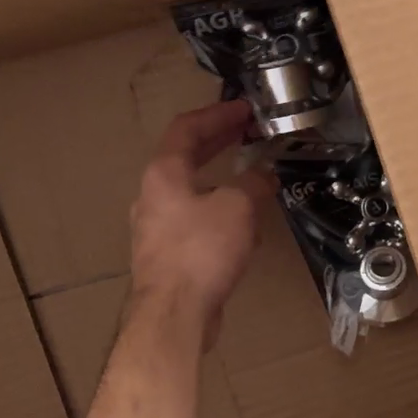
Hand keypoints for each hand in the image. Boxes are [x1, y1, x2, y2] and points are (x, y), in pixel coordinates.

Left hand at [129, 100, 275, 348]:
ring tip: (250, 174)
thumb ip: (254, 183)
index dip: (217, 114)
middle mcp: (154, 195)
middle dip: (218, 140)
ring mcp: (158, 225)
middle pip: (185, 156)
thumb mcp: (239, 206)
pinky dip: (220, 206)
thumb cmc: (202, 250)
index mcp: (165, 174)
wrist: (176, 310)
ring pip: (190, 188)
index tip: (243, 107)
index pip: (187, 129)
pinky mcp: (168, 252)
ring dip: (220, 175)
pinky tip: (243, 222)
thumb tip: (264, 174)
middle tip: (247, 130)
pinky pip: (196, 216)